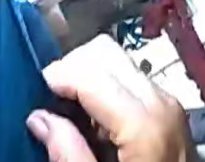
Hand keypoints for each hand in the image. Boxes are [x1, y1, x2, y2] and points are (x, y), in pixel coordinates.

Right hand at [26, 36, 194, 161]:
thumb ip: (70, 158)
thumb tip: (39, 118)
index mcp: (143, 124)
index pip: (92, 72)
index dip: (58, 75)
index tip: (33, 93)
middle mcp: (160, 100)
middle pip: (107, 54)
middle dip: (73, 68)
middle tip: (48, 101)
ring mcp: (168, 103)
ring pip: (119, 60)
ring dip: (89, 74)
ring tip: (67, 110)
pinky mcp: (170, 111)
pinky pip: (131, 79)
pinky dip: (106, 85)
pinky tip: (92, 119)